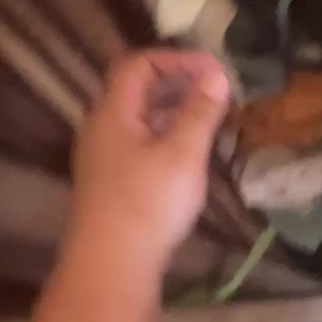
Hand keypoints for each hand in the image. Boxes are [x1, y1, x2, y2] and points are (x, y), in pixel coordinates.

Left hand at [68, 51, 230, 273]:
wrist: (113, 261)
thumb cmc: (149, 202)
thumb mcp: (184, 153)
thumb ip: (201, 112)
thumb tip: (217, 75)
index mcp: (113, 113)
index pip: (139, 65)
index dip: (177, 59)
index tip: (215, 70)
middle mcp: (103, 127)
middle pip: (138, 90)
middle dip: (179, 83)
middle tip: (218, 90)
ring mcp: (106, 155)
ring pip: (141, 118)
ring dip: (176, 110)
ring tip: (213, 118)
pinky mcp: (115, 180)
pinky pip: (142, 141)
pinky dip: (169, 134)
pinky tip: (193, 152)